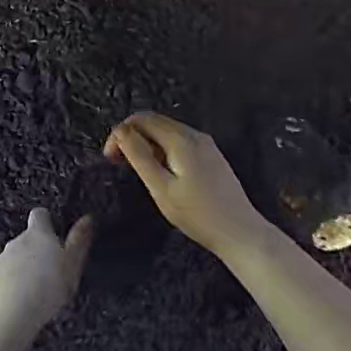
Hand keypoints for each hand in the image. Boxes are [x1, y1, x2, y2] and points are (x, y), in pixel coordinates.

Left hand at [0, 209, 94, 342]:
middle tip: (52, 269)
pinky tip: (21, 303)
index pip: (40, 215)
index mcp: (38, 235)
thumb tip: (87, 219)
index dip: (47, 221)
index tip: (54, 231)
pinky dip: (11, 287)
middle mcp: (16, 243)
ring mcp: (0, 262)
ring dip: (24, 270)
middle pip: (27, 239)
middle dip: (37, 250)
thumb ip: (79, 240)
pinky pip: (3, 279)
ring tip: (39, 291)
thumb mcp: (72, 266)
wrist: (9, 316)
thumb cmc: (44, 290)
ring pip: (14, 260)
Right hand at [103, 112, 275, 256]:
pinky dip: (162, 150)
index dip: (121, 133)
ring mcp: (205, 144)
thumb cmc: (197, 214)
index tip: (110, 157)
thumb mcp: (161, 188)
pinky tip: (161, 174)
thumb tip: (120, 131)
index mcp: (181, 139)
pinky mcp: (211, 155)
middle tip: (119, 164)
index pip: (141, 119)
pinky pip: (179, 142)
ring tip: (138, 171)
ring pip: (166, 132)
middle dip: (132, 136)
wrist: (239, 231)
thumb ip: (139, 156)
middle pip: (154, 122)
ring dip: (147, 144)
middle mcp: (194, 135)